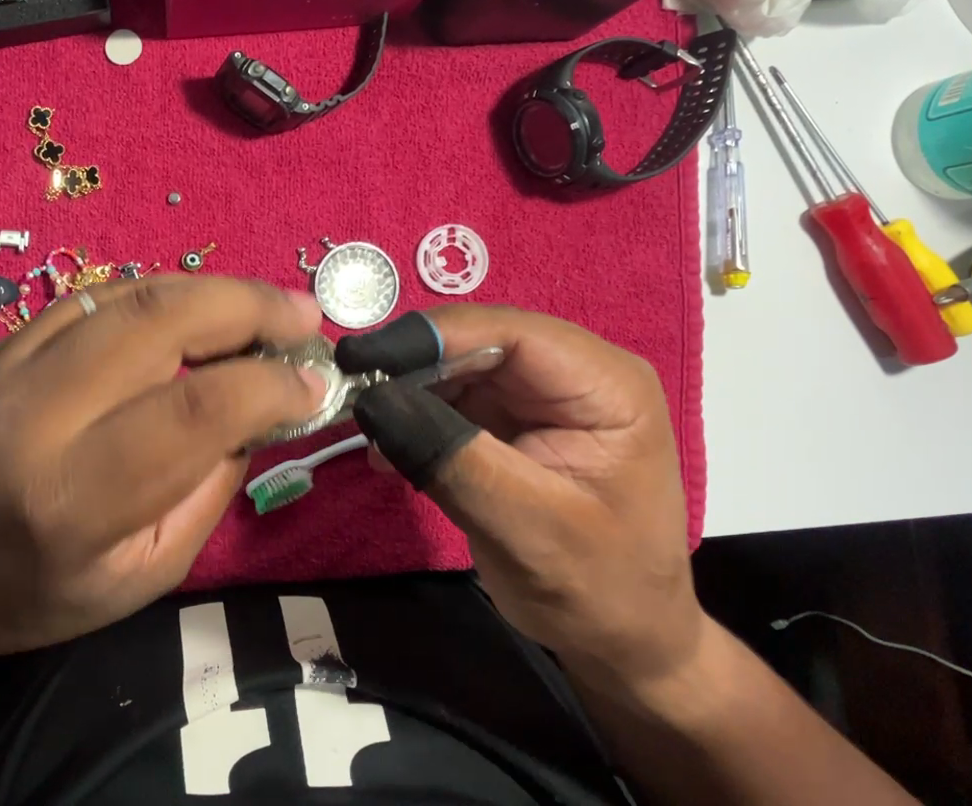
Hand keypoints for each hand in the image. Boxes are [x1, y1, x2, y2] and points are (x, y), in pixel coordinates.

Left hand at [0, 276, 326, 676]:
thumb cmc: (36, 598)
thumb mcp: (144, 576)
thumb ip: (207, 488)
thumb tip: (261, 410)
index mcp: (74, 499)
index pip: (193, 412)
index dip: (270, 385)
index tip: (316, 382)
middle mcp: (35, 418)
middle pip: (158, 323)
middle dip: (248, 306)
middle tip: (304, 314)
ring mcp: (6, 371)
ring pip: (125, 296)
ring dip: (208, 291)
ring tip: (261, 306)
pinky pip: (90, 301)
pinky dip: (155, 297)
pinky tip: (192, 310)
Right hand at [345, 306, 701, 690]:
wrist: (623, 639)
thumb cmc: (598, 587)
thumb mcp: (524, 525)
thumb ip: (450, 456)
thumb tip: (371, 397)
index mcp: (605, 385)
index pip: (508, 332)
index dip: (429, 336)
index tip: (356, 359)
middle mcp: (572, 374)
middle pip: (476, 342)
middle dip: (409, 366)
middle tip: (348, 395)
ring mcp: (540, 396)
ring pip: (455, 367)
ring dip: (405, 395)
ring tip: (364, 432)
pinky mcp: (511, 420)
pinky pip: (451, 400)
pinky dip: (413, 419)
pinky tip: (387, 453)